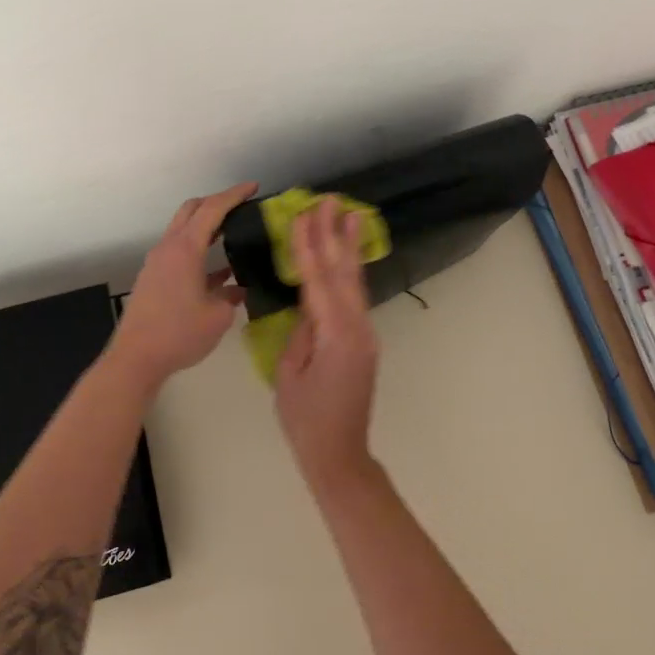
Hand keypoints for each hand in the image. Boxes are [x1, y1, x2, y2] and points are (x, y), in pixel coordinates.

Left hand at [108, 182, 258, 381]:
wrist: (136, 358)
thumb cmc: (179, 334)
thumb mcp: (218, 316)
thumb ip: (231, 296)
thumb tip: (237, 289)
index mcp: (185, 249)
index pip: (212, 209)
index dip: (234, 195)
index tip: (253, 187)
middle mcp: (169, 248)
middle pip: (191, 210)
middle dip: (216, 203)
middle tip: (241, 206)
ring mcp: (158, 263)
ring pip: (184, 232)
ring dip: (206, 228)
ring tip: (233, 235)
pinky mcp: (154, 278)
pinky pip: (179, 253)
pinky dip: (199, 252)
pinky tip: (220, 272)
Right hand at [275, 196, 380, 490]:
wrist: (339, 454)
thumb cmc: (305, 420)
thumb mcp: (290, 374)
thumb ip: (300, 334)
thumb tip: (308, 308)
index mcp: (335, 335)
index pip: (318, 280)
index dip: (309, 246)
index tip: (303, 214)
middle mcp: (357, 328)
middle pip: (343, 273)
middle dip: (334, 234)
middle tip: (331, 199)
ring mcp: (364, 335)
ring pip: (353, 283)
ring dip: (348, 247)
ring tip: (351, 214)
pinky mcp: (363, 342)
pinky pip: (354, 299)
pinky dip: (349, 273)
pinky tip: (348, 258)